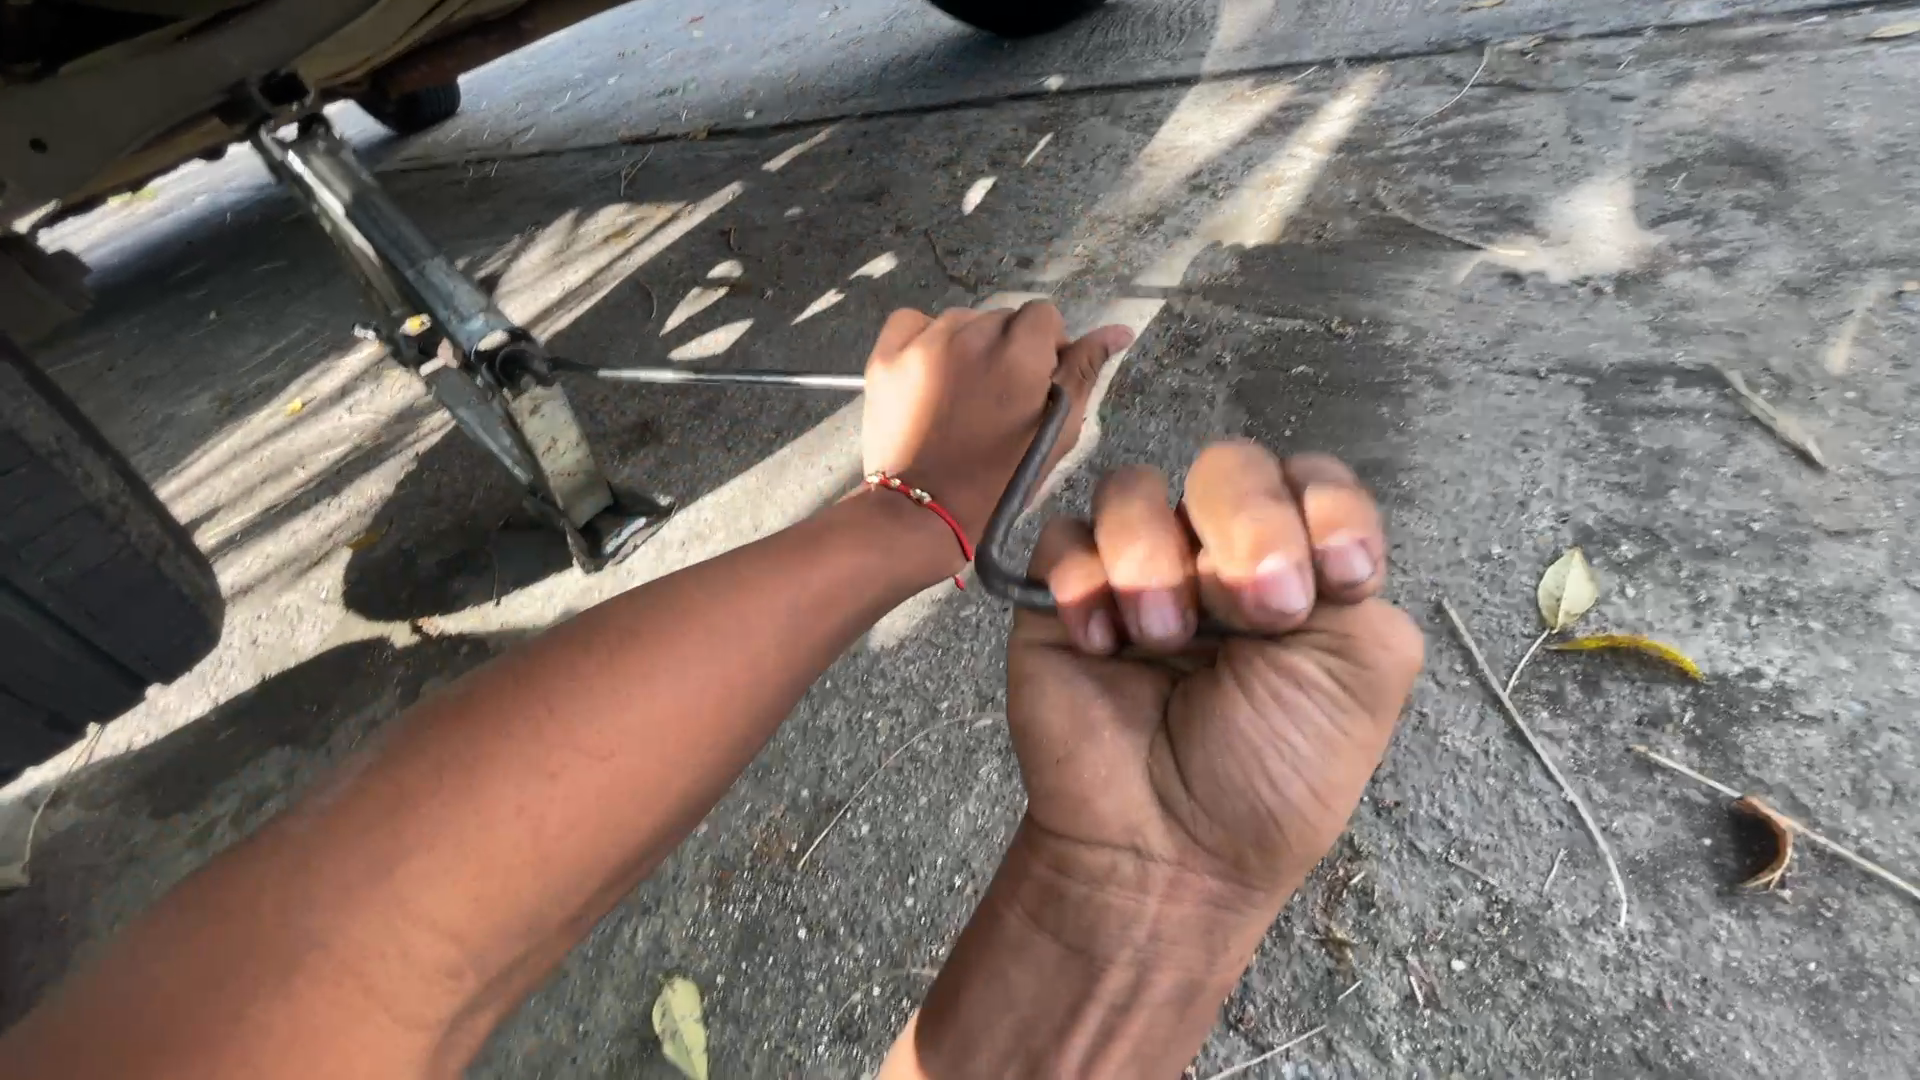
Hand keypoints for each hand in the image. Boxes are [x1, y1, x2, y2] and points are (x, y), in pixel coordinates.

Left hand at [861, 303, 1134, 544]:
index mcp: (1020, 352)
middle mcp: (972, 334)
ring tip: (961, 394)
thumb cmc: (999, 481)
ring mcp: (924, 342)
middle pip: (1001, 318)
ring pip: (960, 322)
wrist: (922, 512)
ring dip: (967, 347)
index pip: (1043, 315)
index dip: (1045, 348)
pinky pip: (913, 322)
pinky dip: (924, 341)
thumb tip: (1117, 330)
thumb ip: (1084, 373)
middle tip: (997, 398)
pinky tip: (929, 375)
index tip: (1034, 384)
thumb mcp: (1055, 434)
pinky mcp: (887, 355)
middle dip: (1006, 349)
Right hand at [1007, 441, 1423, 905]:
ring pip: (1132, 487)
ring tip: (1161, 640)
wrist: (1165, 845)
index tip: (1334, 582)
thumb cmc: (1270, 771)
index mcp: (1294, 567)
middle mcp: (1213, 553)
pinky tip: (1103, 647)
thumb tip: (1283, 536)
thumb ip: (1355, 576)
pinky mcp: (1062, 590)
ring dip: (1154, 562)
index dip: (1325, 510)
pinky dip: (1084, 585)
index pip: (1311, 479)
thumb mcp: (1363, 673)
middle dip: (1244, 523)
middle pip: (1226, 462)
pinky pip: (1064, 536)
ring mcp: (1134, 566)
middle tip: (1254, 611)